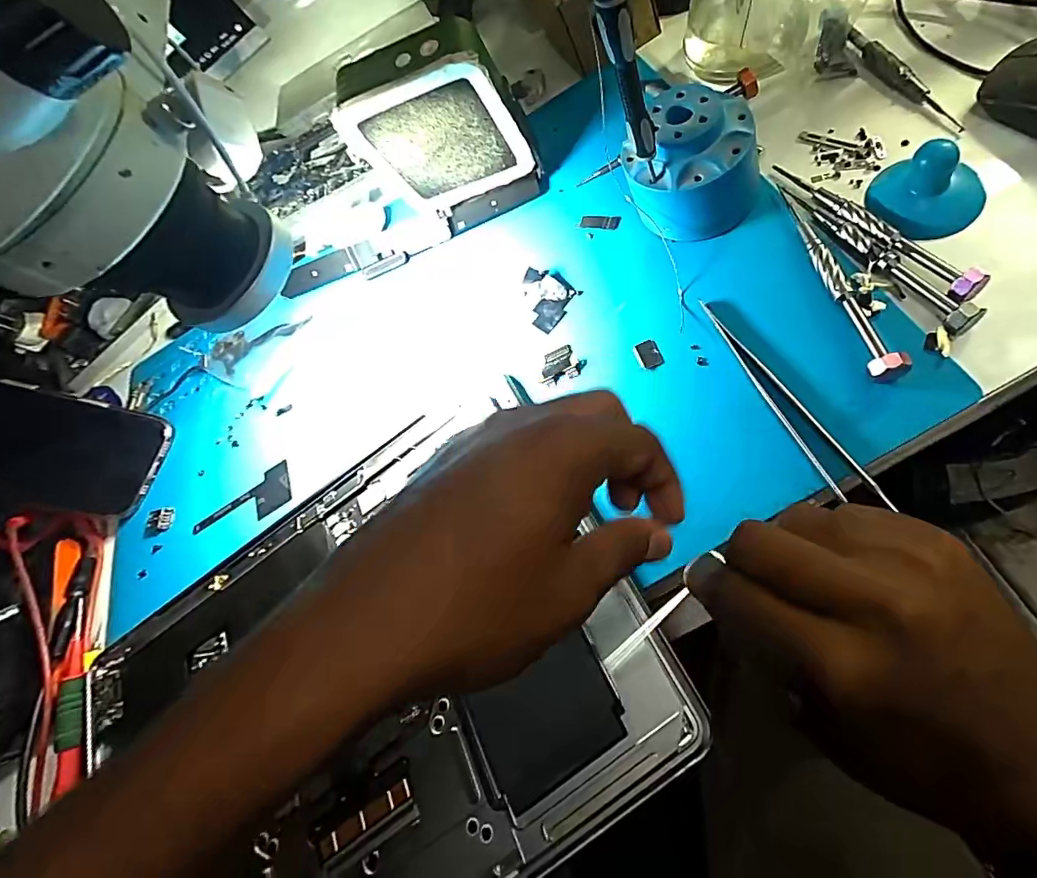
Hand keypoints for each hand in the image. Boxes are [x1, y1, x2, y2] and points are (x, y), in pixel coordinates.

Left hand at [299, 390, 683, 699]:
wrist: (368, 621)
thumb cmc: (477, 609)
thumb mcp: (566, 590)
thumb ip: (620, 549)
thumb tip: (653, 532)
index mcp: (558, 450)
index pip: (636, 438)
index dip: (665, 477)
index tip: (668, 521)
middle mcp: (517, 428)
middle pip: (596, 413)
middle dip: (626, 454)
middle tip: (630, 509)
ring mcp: (476, 438)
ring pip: (551, 422)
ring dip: (584, 456)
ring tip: (584, 517)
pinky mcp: (447, 458)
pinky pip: (512, 441)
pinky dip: (542, 463)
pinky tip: (532, 517)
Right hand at [688, 504, 1036, 869]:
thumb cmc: (922, 758)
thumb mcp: (828, 729)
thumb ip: (770, 656)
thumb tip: (730, 599)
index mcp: (844, 663)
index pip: (743, 596)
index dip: (711, 584)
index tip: (703, 579)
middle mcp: (875, 600)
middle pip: (763, 539)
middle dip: (737, 552)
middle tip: (744, 569)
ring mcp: (911, 561)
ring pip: (803, 515)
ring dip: (788, 540)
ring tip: (803, 566)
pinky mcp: (936, 539)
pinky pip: (852, 512)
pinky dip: (834, 534)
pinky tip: (848, 560)